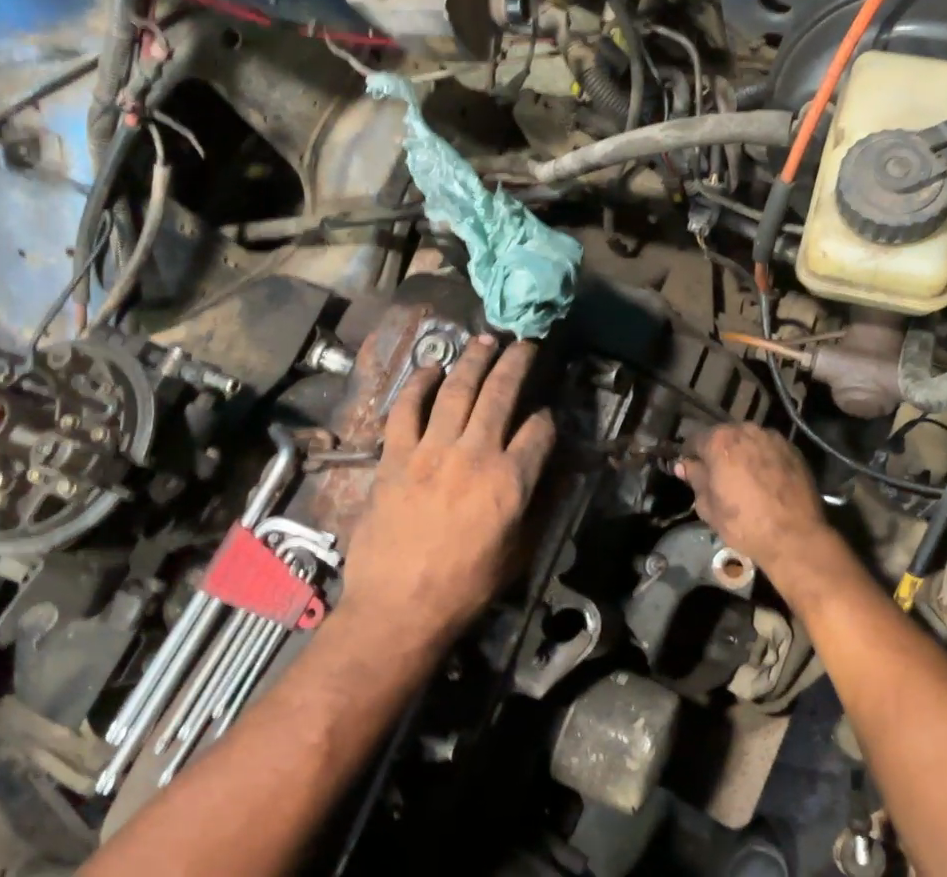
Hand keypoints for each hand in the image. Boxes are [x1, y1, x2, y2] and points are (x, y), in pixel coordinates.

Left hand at [339, 336, 555, 632]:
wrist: (398, 607)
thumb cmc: (466, 587)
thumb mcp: (519, 551)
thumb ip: (537, 504)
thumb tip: (552, 470)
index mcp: (511, 481)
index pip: (540, 430)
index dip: (548, 418)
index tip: (547, 415)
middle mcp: (475, 455)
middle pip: (501, 393)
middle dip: (517, 363)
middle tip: (524, 343)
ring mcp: (430, 451)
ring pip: (457, 390)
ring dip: (473, 361)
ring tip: (485, 340)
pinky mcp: (394, 457)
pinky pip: (407, 409)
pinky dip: (419, 385)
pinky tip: (431, 370)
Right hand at [674, 423, 829, 578]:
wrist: (795, 535)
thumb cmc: (744, 523)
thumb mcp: (708, 506)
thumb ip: (695, 479)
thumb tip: (684, 465)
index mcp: (721, 440)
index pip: (695, 440)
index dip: (689, 456)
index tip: (689, 470)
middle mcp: (747, 430)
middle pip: (724, 437)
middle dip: (717, 453)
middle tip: (717, 477)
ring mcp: (773, 438)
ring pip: (748, 441)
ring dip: (741, 454)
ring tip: (743, 478)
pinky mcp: (793, 449)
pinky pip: (769, 449)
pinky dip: (762, 459)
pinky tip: (764, 480)